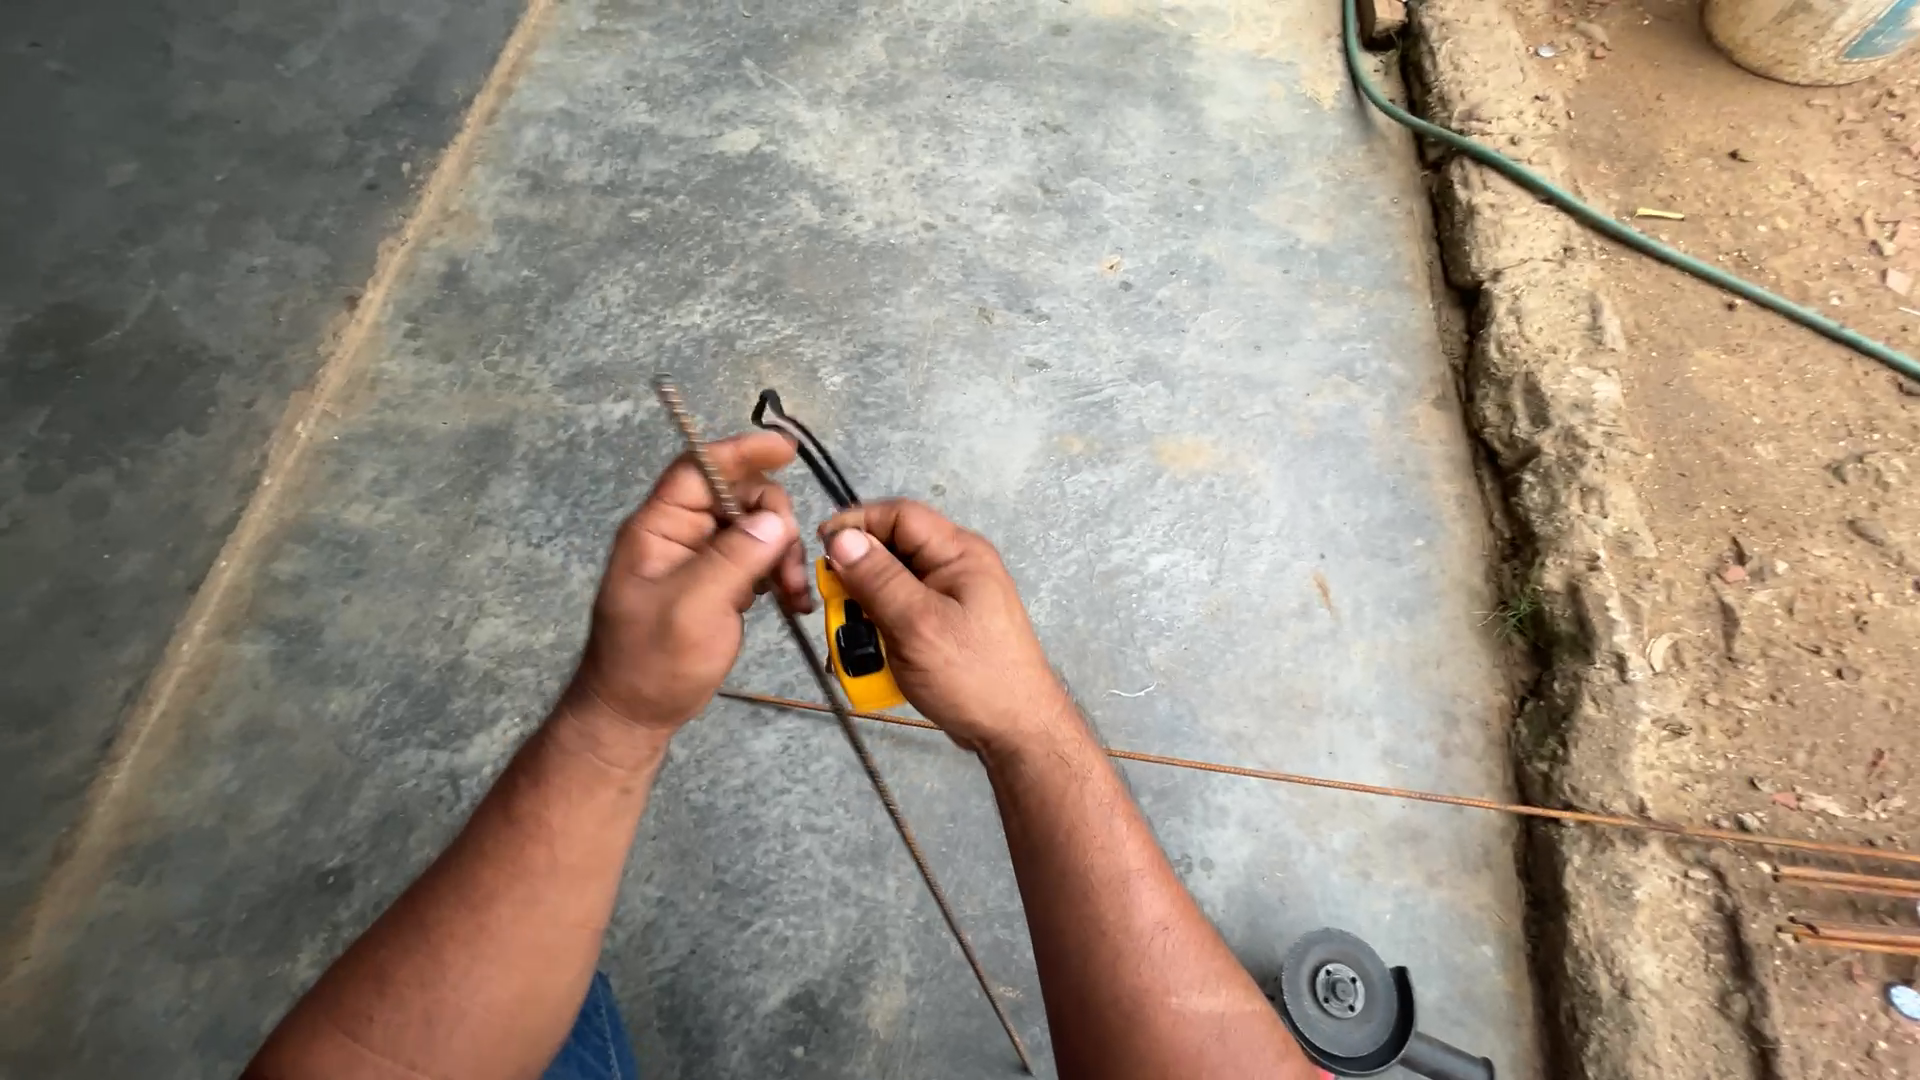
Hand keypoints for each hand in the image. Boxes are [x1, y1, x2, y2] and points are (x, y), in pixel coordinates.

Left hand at [568, 432, 812, 739]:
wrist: (637, 713)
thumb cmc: (652, 662)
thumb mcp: (693, 609)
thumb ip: (734, 560)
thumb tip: (776, 519)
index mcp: (659, 529)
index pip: (700, 470)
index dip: (740, 452)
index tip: (785, 450)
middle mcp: (682, 535)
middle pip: (741, 497)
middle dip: (776, 524)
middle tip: (791, 569)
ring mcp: (703, 558)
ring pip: (758, 529)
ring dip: (785, 555)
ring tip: (795, 595)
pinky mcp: (722, 582)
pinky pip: (761, 558)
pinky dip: (782, 574)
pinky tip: (792, 601)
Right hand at [818, 500, 1075, 756]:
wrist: (1015, 732)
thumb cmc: (973, 677)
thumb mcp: (917, 625)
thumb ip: (878, 579)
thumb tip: (842, 538)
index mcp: (959, 553)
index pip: (900, 515)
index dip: (857, 524)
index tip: (821, 548)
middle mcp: (956, 567)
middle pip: (892, 552)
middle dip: (858, 579)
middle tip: (836, 608)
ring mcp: (952, 598)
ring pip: (892, 588)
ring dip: (866, 614)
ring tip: (854, 644)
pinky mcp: (944, 626)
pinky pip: (902, 615)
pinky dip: (882, 633)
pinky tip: (875, 660)